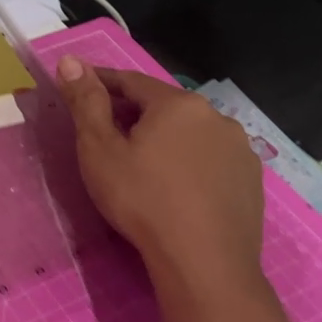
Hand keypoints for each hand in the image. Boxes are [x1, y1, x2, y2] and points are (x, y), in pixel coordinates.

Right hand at [55, 56, 264, 293]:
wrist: (203, 261)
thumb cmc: (140, 197)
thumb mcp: (99, 148)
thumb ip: (86, 101)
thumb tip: (70, 60)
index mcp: (178, 104)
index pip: (129, 80)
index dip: (99, 83)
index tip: (76, 92)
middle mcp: (216, 117)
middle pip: (161, 106)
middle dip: (130, 113)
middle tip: (101, 135)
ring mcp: (240, 150)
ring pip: (188, 132)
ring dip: (161, 137)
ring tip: (137, 163)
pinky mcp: (251, 181)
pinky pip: (208, 157)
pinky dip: (185, 160)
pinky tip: (171, 185)